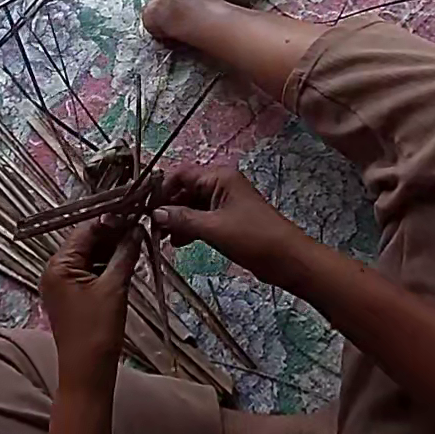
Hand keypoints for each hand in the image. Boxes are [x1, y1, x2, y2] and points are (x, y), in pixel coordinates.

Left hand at [40, 216, 142, 390]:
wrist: (88, 375)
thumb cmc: (97, 331)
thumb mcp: (114, 287)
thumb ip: (125, 253)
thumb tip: (137, 228)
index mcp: (58, 265)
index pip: (86, 229)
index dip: (111, 220)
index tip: (135, 212)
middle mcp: (55, 270)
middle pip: (87, 240)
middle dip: (113, 233)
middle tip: (140, 225)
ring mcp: (63, 283)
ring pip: (91, 254)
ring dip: (112, 247)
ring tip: (138, 238)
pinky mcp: (73, 294)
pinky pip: (91, 269)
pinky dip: (108, 263)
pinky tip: (128, 257)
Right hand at [153, 165, 309, 283]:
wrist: (289, 260)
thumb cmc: (254, 238)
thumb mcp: (214, 229)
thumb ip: (182, 219)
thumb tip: (155, 214)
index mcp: (219, 177)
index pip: (181, 173)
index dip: (161, 188)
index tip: (144, 207)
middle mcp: (220, 184)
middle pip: (184, 188)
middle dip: (167, 205)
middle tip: (150, 225)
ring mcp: (224, 202)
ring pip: (191, 204)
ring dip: (176, 218)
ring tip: (161, 238)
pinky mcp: (227, 219)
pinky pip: (200, 217)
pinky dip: (188, 227)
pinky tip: (177, 242)